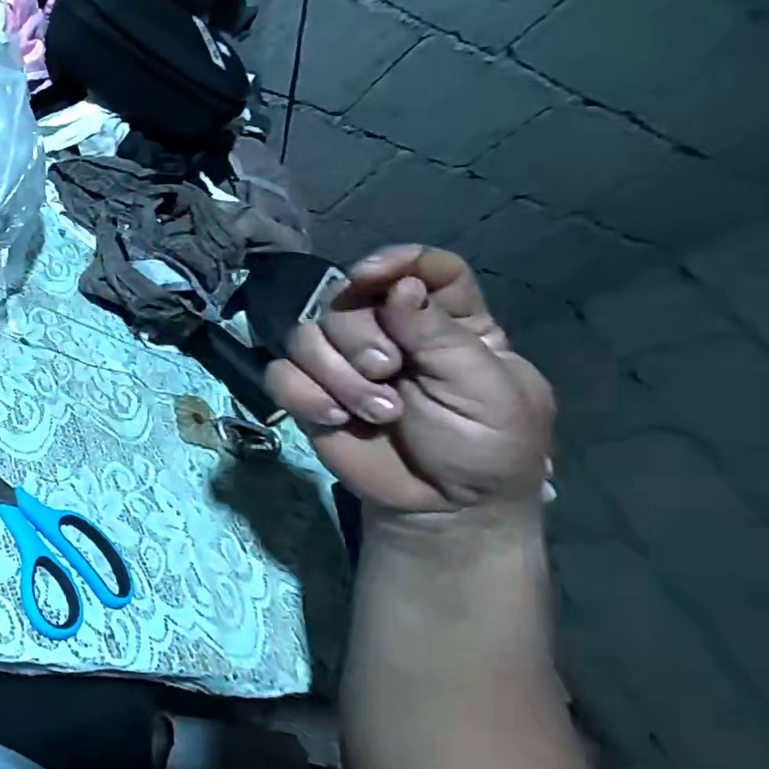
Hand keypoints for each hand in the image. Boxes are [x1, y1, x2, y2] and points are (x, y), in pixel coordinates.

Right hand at [264, 246, 554, 515]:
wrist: (443, 507)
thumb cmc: (484, 446)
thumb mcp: (488, 392)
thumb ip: (442, 335)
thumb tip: (398, 286)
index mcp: (445, 322)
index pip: (423, 269)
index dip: (396, 261)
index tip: (371, 275)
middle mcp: (387, 332)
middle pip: (346, 300)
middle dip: (360, 336)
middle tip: (388, 372)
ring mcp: (341, 362)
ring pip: (305, 335)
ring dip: (336, 374)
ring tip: (375, 411)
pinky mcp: (307, 391)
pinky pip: (279, 373)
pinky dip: (302, 394)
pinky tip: (334, 417)